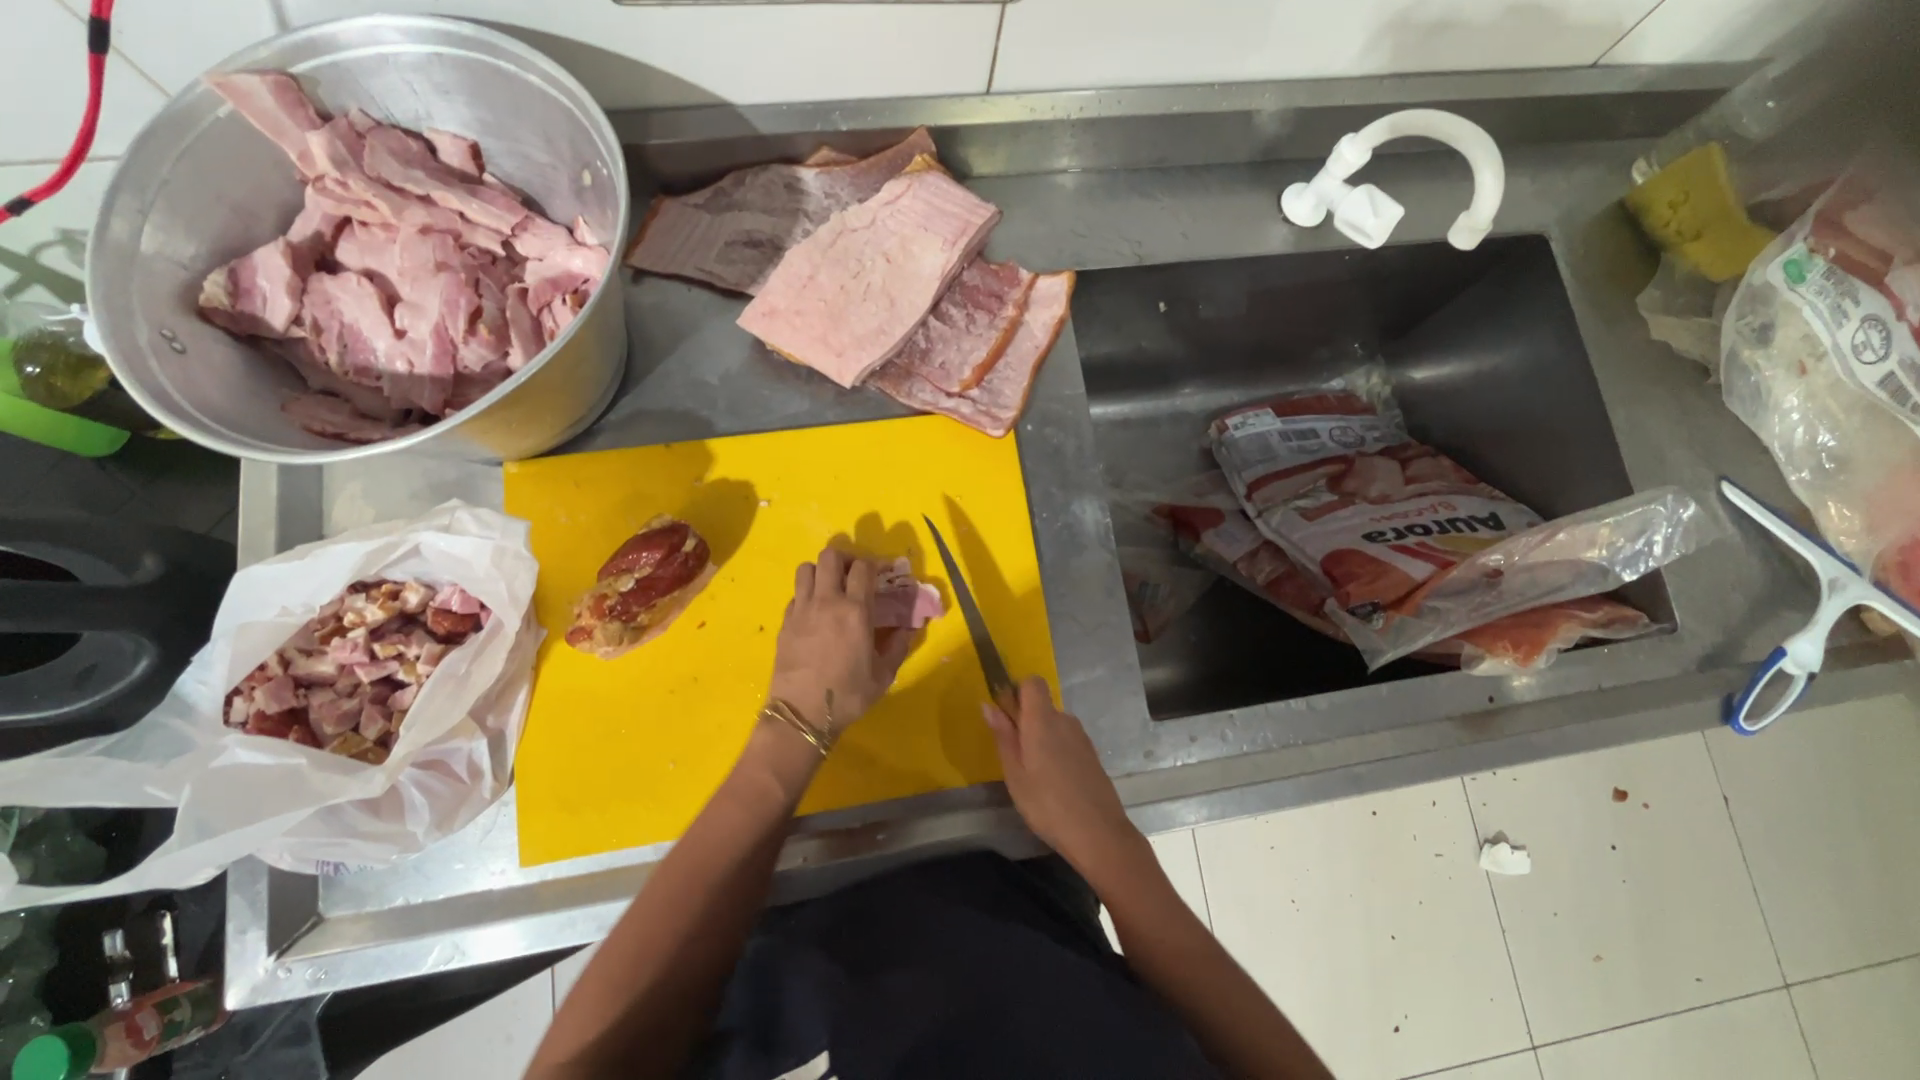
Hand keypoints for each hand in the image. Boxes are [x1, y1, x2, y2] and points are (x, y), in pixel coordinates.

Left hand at [768, 547, 911, 737]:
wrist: (802, 713)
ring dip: (821, 571)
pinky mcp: (785, 622)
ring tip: (831, 587)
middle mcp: (827, 601)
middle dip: (845, 559)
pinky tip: (814, 613)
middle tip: (853, 574)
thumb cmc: (848, 695)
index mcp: (856, 611)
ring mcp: (802, 610)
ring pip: (807, 568)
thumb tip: (909, 628)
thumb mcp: (883, 675)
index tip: (881, 573)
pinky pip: (796, 594)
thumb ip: (898, 646)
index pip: (863, 567)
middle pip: (830, 556)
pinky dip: (806, 595)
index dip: (874, 564)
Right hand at [985, 677, 1143, 878]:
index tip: (1005, 716)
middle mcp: (1065, 721)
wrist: (1098, 833)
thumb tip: (989, 705)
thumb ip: (1003, 736)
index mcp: (1043, 720)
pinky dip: (1055, 751)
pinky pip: (1067, 740)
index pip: (1032, 683)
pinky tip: (1053, 783)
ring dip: (1040, 739)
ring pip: (1054, 725)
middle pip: (1042, 705)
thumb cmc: (1047, 804)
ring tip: (1032, 775)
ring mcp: (1082, 737)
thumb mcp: (1015, 773)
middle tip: (1013, 756)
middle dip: (1025, 721)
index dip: (1016, 691)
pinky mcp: (1091, 754)